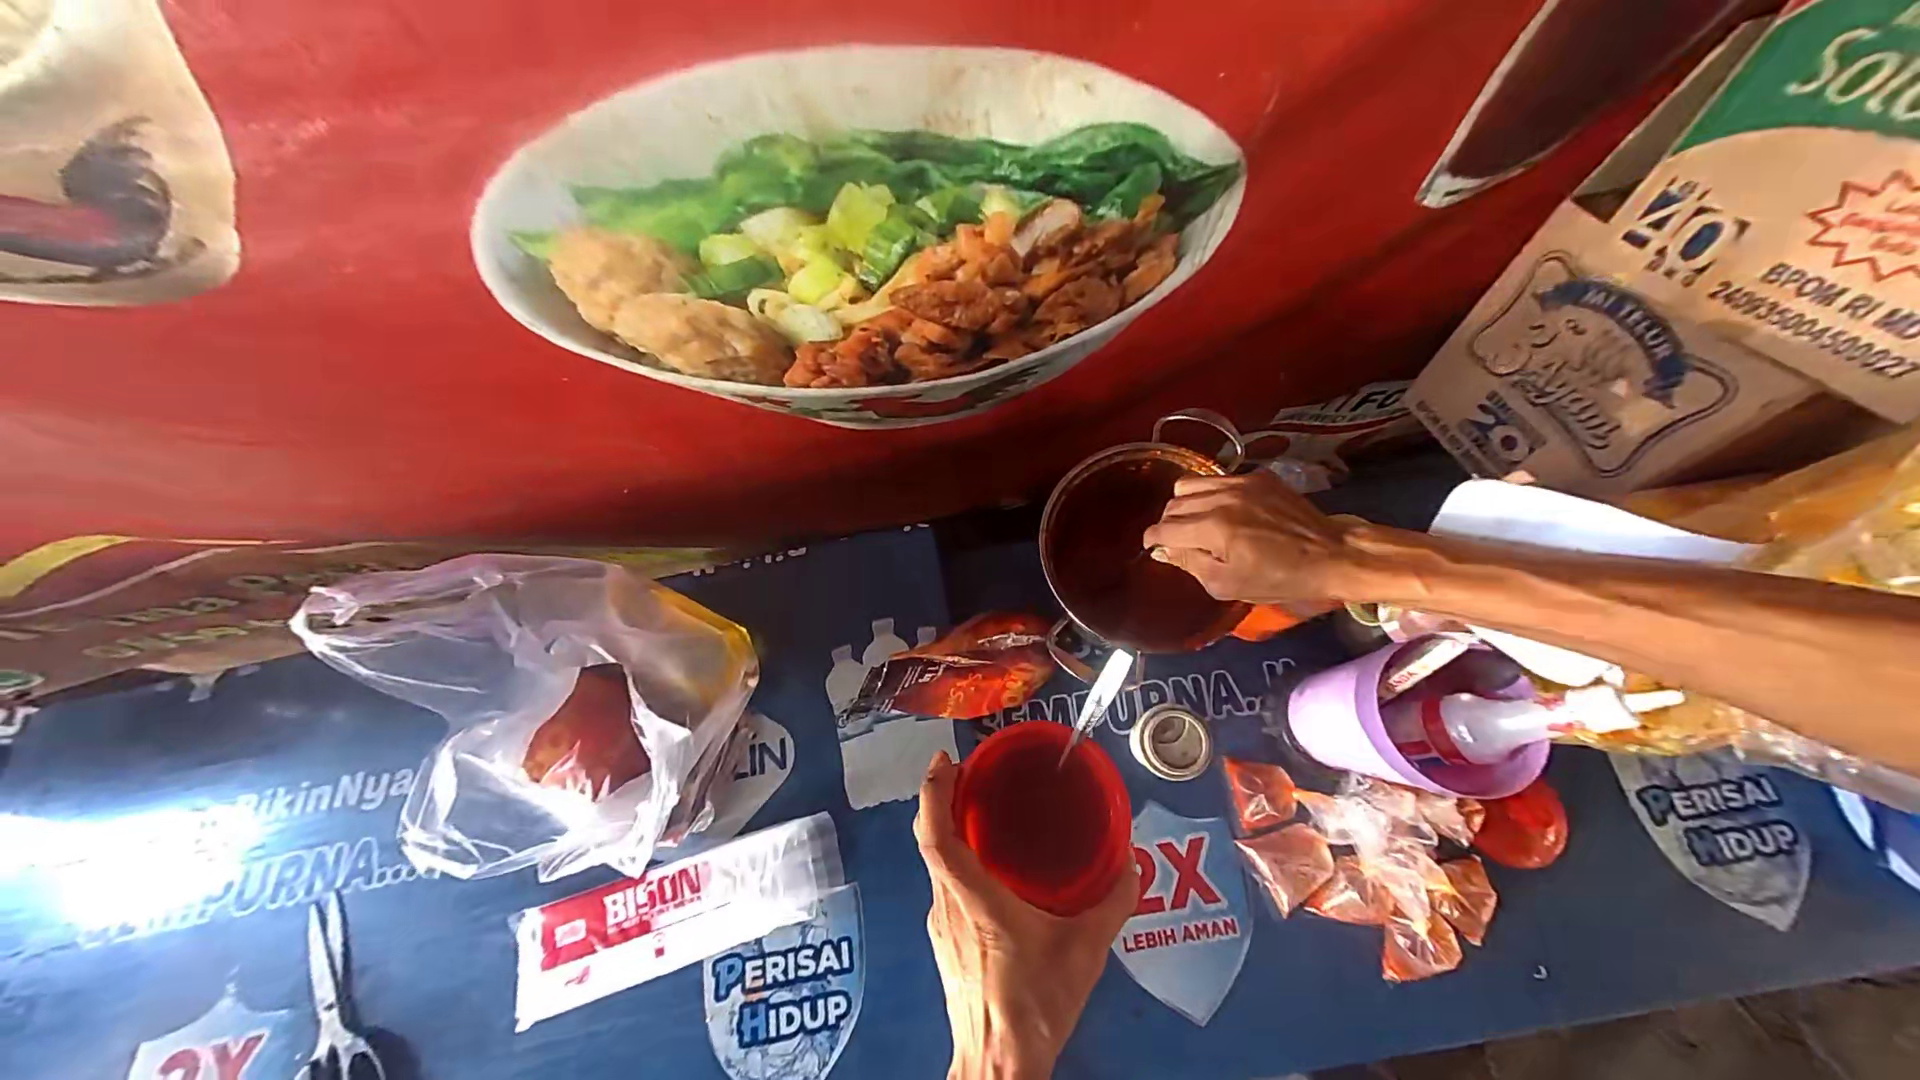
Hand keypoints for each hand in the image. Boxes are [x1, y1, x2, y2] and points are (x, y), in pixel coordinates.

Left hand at [914, 751, 1138, 1079]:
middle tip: (965, 772)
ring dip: (947, 828)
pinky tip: (983, 862)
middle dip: (940, 798)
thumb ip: (1110, 904)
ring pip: (935, 862)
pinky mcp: (944, 940)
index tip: (943, 762)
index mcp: (972, 898)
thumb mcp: (1083, 952)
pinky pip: (943, 883)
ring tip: (977, 807)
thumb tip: (1130, 862)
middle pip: (930, 840)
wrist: (999, 1067)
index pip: (935, 836)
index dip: (933, 793)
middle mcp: (946, 904)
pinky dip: (954, 857)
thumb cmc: (1034, 1004)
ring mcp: (940, 923)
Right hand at [1141, 470, 1371, 605]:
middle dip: (1169, 525)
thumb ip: (1189, 564)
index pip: (1163, 528)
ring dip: (1184, 505)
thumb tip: (1164, 549)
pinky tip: (1222, 510)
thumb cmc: (1280, 578)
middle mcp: (1221, 499)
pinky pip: (1216, 479)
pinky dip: (1209, 494)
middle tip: (1180, 541)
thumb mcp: (1227, 585)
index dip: (1153, 540)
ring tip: (1196, 521)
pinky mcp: (1257, 477)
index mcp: (1212, 529)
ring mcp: (1240, 483)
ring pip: (1189, 485)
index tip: (1155, 548)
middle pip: (1173, 505)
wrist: (1333, 554)